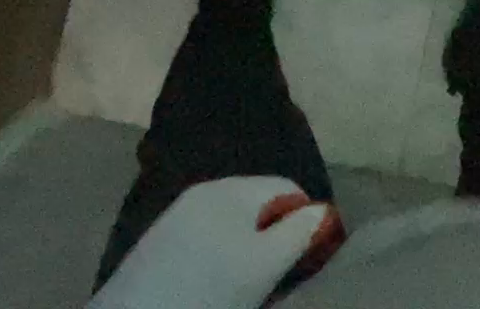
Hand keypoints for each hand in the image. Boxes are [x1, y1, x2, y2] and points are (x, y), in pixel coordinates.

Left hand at [89, 175, 339, 308]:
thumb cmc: (206, 293)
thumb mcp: (264, 267)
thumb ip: (299, 233)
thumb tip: (324, 211)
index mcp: (230, 188)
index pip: (287, 187)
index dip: (306, 219)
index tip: (310, 258)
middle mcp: (203, 191)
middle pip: (258, 205)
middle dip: (274, 236)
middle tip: (279, 278)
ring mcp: (175, 217)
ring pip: (231, 225)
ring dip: (247, 250)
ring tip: (246, 287)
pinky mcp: (155, 246)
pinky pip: (204, 240)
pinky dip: (218, 258)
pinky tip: (212, 289)